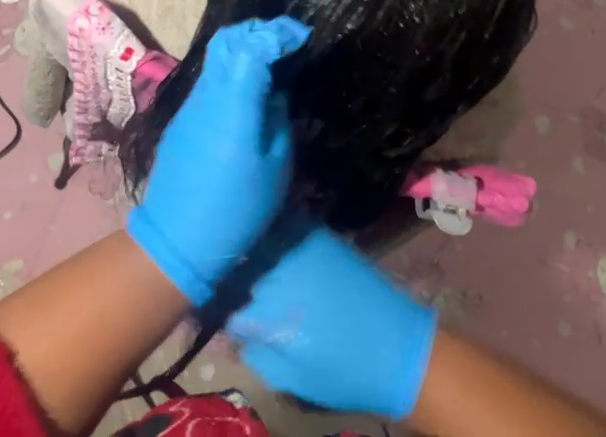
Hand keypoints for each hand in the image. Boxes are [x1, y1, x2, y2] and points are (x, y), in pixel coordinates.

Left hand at [125, 17, 308, 304]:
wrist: (176, 241)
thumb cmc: (236, 211)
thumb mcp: (276, 169)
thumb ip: (279, 121)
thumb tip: (276, 94)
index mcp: (233, 107)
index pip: (251, 47)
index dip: (277, 33)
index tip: (301, 37)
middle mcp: (207, 96)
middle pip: (227, 41)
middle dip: (258, 30)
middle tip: (287, 41)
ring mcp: (190, 106)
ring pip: (217, 58)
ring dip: (245, 49)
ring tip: (274, 63)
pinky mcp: (182, 119)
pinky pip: (210, 80)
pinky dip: (233, 70)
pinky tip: (251, 91)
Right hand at [227, 225, 437, 419]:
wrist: (397, 350)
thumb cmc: (341, 372)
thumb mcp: (287, 375)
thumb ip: (250, 349)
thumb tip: (222, 330)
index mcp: (266, 306)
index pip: (220, 299)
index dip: (211, 306)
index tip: (207, 313)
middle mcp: (278, 268)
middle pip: (235, 265)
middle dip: (225, 277)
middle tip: (224, 291)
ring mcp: (300, 246)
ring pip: (255, 242)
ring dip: (244, 253)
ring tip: (242, 269)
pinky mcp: (319, 237)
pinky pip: (282, 229)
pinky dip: (270, 238)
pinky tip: (267, 250)